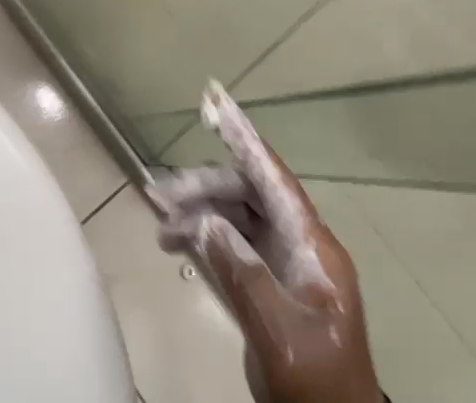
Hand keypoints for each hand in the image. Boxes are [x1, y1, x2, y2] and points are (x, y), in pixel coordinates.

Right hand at [149, 85, 383, 402]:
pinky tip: (174, 243)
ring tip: (159, 225)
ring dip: (198, 215)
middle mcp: (297, 244)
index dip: (245, 137)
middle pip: (247, 195)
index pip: (274, 178)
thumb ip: (243, 271)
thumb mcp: (279, 328)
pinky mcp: (267, 285)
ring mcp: (282, 264)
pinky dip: (203, 240)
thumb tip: (206, 223)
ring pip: (236, 218)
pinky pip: (232, 246)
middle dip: (203, 188)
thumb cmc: (316, 378)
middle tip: (158, 196)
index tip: (216, 101)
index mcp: (312, 245)